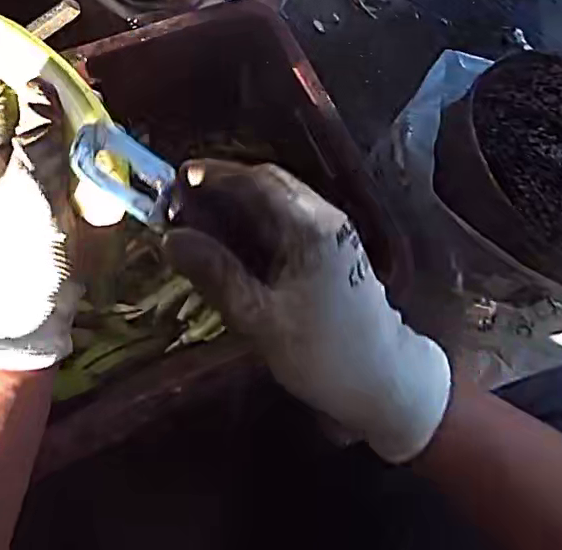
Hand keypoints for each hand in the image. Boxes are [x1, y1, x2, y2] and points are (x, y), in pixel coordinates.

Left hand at [0, 80, 80, 371]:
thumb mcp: (26, 181)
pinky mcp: (72, 192)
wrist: (39, 299)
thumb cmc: (21, 239)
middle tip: (87, 82)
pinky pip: (85, 157)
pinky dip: (97, 145)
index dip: (23, 73)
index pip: (7, 98)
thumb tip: (38, 83)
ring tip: (101, 106)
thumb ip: (35, 133)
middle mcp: (23, 157)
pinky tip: (110, 138)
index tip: (47, 55)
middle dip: (64, 96)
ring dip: (84, 119)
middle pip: (43, 112)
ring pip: (67, 133)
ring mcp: (49, 174)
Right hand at [164, 160, 450, 462]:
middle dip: (223, 184)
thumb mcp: (262, 320)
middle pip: (267, 183)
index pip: (257, 181)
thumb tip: (171, 239)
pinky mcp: (328, 248)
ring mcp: (329, 231)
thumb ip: (217, 275)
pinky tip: (230, 235)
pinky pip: (284, 218)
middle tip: (183, 196)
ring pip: (275, 199)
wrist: (390, 386)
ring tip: (198, 212)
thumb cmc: (325, 355)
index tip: (179, 176)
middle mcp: (323, 217)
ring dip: (237, 199)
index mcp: (310, 227)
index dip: (216, 174)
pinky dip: (253, 218)